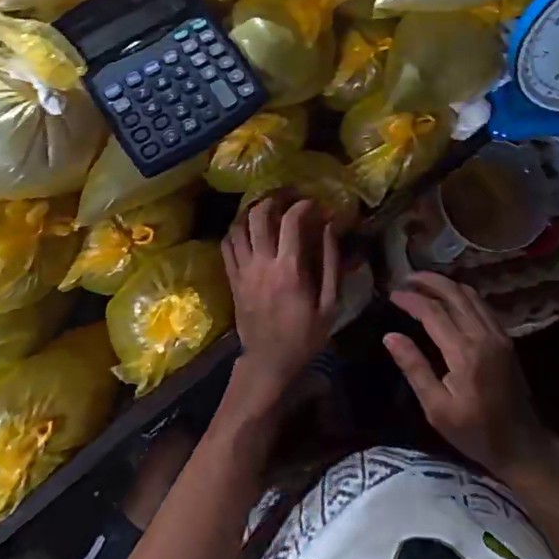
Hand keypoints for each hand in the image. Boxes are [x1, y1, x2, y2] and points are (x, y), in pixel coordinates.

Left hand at [223, 195, 338, 396]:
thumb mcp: (329, 305)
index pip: (291, 221)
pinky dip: (235, 230)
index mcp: (289, 268)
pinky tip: (247, 228)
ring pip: (238, 226)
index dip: (302, 205)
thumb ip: (331, 264)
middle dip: (274, 198)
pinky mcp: (232, 278)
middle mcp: (262, 263)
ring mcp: (242, 269)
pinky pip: (227, 245)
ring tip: (266, 206)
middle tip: (287, 196)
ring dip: (251, 210)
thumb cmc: (304, 336)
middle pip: (259, 215)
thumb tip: (330, 229)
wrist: (268, 362)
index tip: (313, 202)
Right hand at [384, 272, 553, 478]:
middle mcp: (482, 335)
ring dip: (445, 284)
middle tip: (406, 278)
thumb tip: (389, 336)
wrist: (522, 446)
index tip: (392, 295)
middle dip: (428, 281)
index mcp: (464, 353)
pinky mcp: (505, 339)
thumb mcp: (437, 409)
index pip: (432, 312)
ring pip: (470, 295)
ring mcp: (498, 335)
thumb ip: (414, 368)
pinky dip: (462, 294)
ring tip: (423, 283)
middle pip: (453, 293)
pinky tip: (450, 297)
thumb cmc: (476, 432)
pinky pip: (482, 305)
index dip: (410, 299)